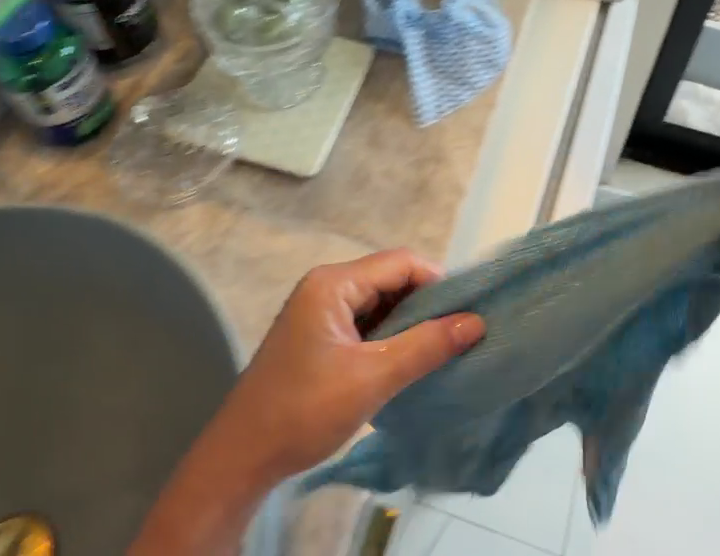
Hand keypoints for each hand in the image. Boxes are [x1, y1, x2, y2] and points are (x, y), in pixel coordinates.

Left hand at [208, 250, 485, 482]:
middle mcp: (325, 287)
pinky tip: (409, 362)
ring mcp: (319, 312)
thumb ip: (426, 346)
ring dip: (409, 324)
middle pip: (390, 279)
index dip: (438, 283)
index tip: (468, 313)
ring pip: (379, 303)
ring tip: (440, 350)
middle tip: (459, 334)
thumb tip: (476, 321)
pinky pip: (365, 324)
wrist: (243, 456)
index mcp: (333, 284)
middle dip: (426, 304)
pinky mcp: (318, 337)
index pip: (400, 263)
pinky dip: (390, 338)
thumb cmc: (305, 411)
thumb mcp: (373, 378)